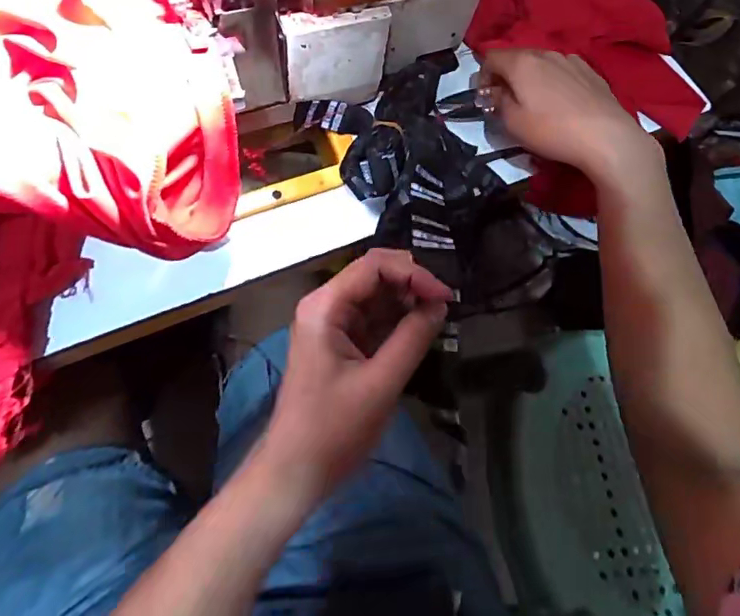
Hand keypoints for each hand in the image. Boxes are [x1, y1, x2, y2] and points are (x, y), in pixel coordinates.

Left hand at [255, 249, 451, 503]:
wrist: (293, 474)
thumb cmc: (333, 430)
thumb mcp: (381, 384)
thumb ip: (412, 338)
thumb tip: (440, 306)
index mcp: (325, 306)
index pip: (374, 266)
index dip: (414, 273)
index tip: (445, 296)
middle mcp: (325, 305)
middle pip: (374, 275)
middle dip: (412, 284)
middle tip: (446, 304)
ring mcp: (330, 324)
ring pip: (375, 296)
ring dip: (407, 301)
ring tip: (439, 315)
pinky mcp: (338, 343)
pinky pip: (372, 318)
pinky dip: (397, 320)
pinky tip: (421, 329)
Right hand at [481, 48, 662, 184]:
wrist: (608, 138)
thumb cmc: (553, 130)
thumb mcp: (513, 123)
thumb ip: (497, 102)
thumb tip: (494, 92)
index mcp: (521, 62)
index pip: (490, 57)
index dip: (483, 77)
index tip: (487, 99)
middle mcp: (545, 53)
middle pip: (516, 57)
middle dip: (507, 77)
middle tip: (509, 103)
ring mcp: (571, 60)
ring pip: (541, 63)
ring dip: (532, 78)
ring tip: (538, 104)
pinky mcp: (591, 71)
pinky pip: (563, 70)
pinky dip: (554, 81)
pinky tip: (563, 103)